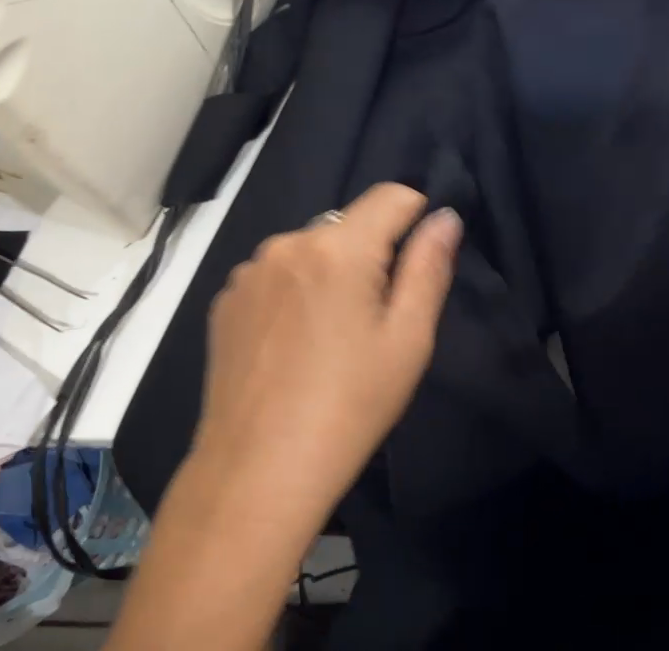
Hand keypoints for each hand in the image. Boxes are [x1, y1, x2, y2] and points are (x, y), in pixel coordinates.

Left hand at [195, 184, 461, 506]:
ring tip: (330, 337)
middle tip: (376, 318)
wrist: (255, 473)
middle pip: (350, 224)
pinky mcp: (223, 302)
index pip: (392, 195)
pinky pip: (275, 275)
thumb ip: (429, 267)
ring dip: (330, 271)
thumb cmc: (349, 406)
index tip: (421, 264)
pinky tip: (293, 346)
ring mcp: (249, 272)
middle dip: (372, 253)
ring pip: (310, 249)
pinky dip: (294, 292)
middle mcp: (288, 243)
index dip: (418, 217)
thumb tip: (444, 217)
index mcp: (339, 248)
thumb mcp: (408, 340)